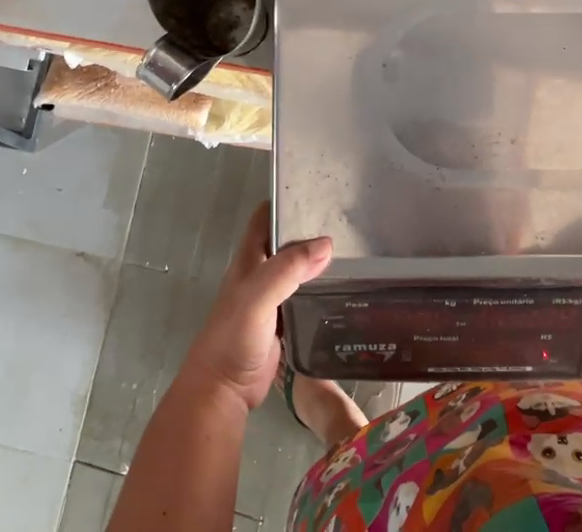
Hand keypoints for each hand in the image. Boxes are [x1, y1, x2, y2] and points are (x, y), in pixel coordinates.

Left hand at [181, 202, 331, 410]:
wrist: (223, 392)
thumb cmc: (233, 339)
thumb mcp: (257, 298)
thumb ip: (287, 270)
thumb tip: (326, 243)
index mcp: (249, 261)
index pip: (265, 219)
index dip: (285, 200)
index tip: (318, 188)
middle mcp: (260, 275)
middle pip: (286, 243)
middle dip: (311, 229)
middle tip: (350, 219)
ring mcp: (272, 301)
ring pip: (298, 271)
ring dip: (319, 261)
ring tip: (358, 249)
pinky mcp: (285, 325)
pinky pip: (306, 298)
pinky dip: (323, 290)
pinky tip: (347, 289)